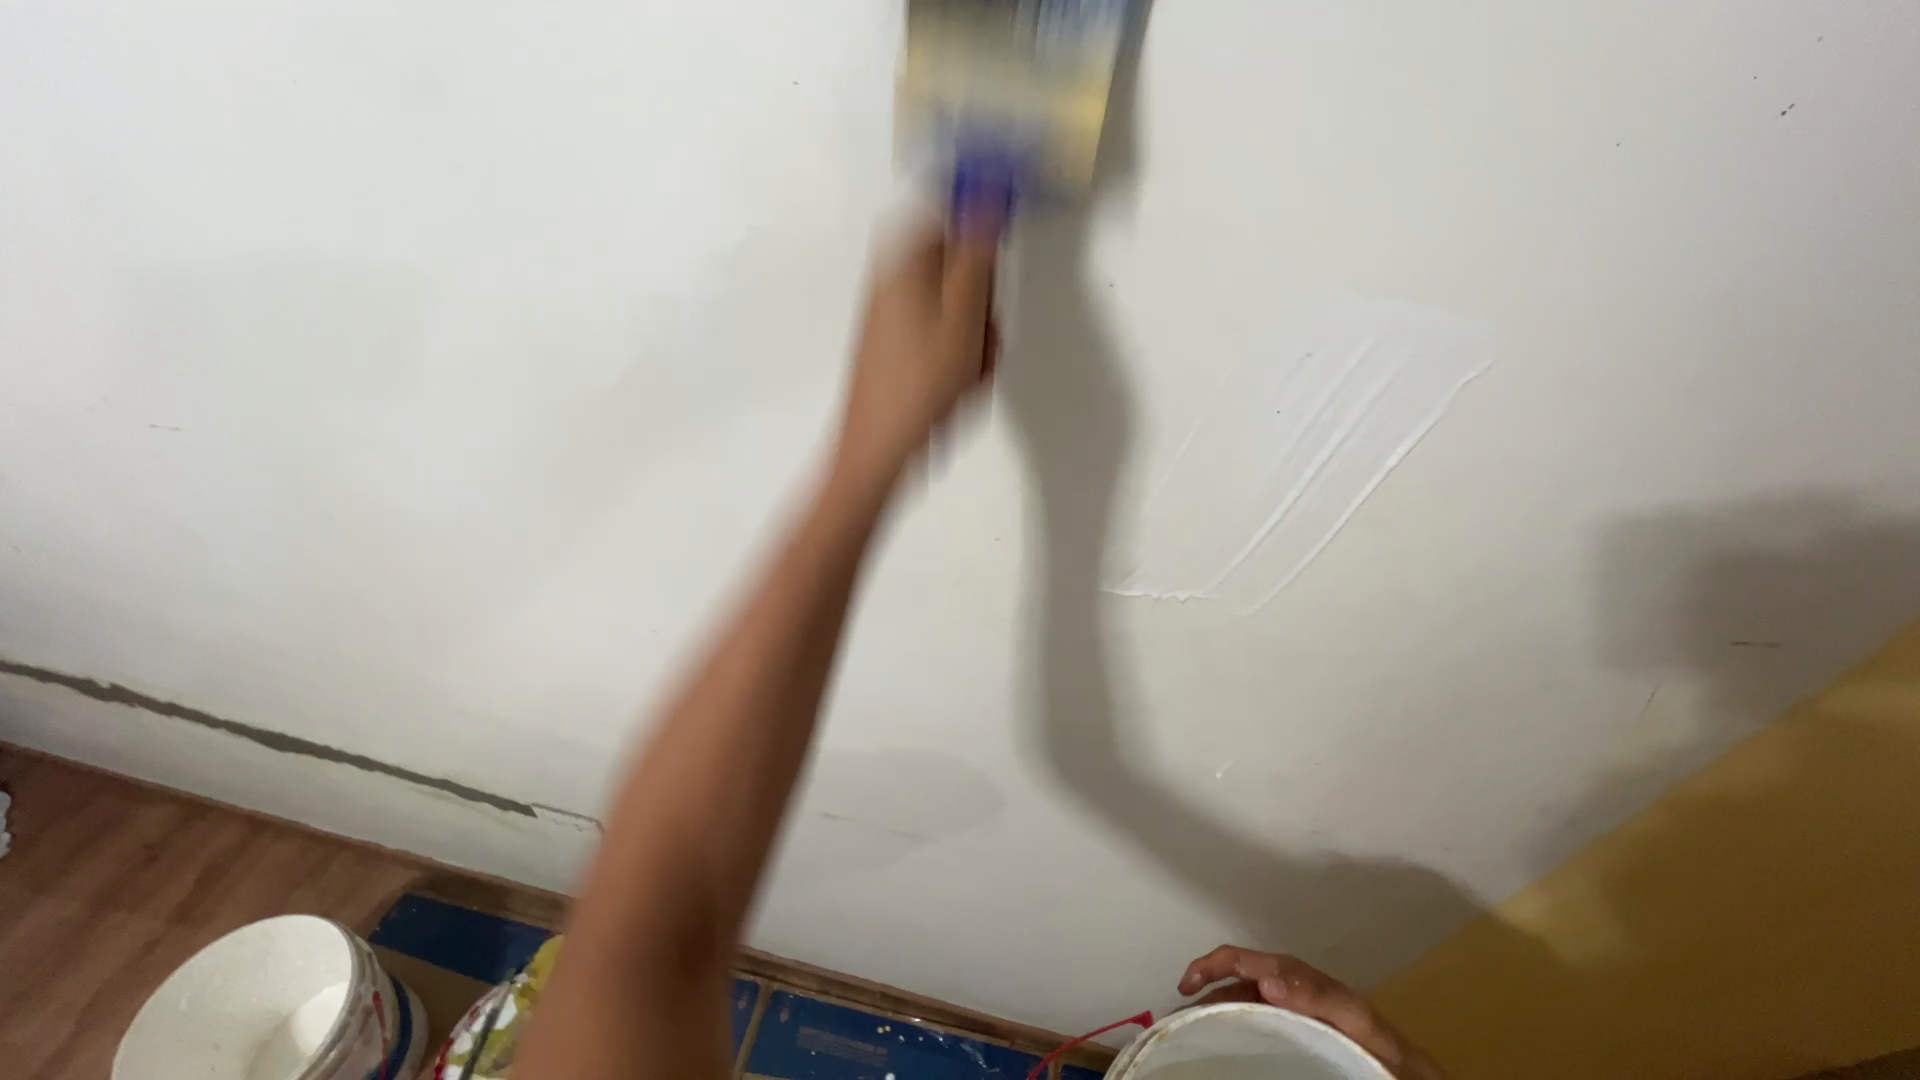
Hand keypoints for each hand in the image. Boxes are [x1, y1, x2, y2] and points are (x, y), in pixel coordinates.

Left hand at [834, 216, 1000, 485]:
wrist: (880, 446)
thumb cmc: (918, 385)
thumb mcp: (962, 312)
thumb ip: (977, 252)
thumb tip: (987, 195)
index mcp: (903, 261)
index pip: (951, 217)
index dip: (982, 239)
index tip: (995, 269)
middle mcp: (894, 283)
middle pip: (958, 268)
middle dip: (982, 302)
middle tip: (980, 335)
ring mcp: (895, 318)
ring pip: (957, 308)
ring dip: (976, 338)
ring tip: (968, 370)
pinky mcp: (900, 349)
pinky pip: (945, 338)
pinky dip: (960, 358)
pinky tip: (958, 386)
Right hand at [1178, 946, 1443, 1079]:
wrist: (1413, 1078)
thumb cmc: (1388, 1055)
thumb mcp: (1359, 1024)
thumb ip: (1320, 1000)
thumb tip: (1267, 981)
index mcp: (1302, 981)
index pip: (1248, 962)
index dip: (1213, 966)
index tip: (1186, 986)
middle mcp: (1293, 989)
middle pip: (1239, 977)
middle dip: (1206, 984)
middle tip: (1178, 1011)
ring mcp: (1295, 1009)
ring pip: (1244, 998)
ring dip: (1215, 1004)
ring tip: (1190, 1025)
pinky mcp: (1298, 1029)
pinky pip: (1257, 1016)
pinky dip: (1232, 1021)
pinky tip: (1223, 1038)